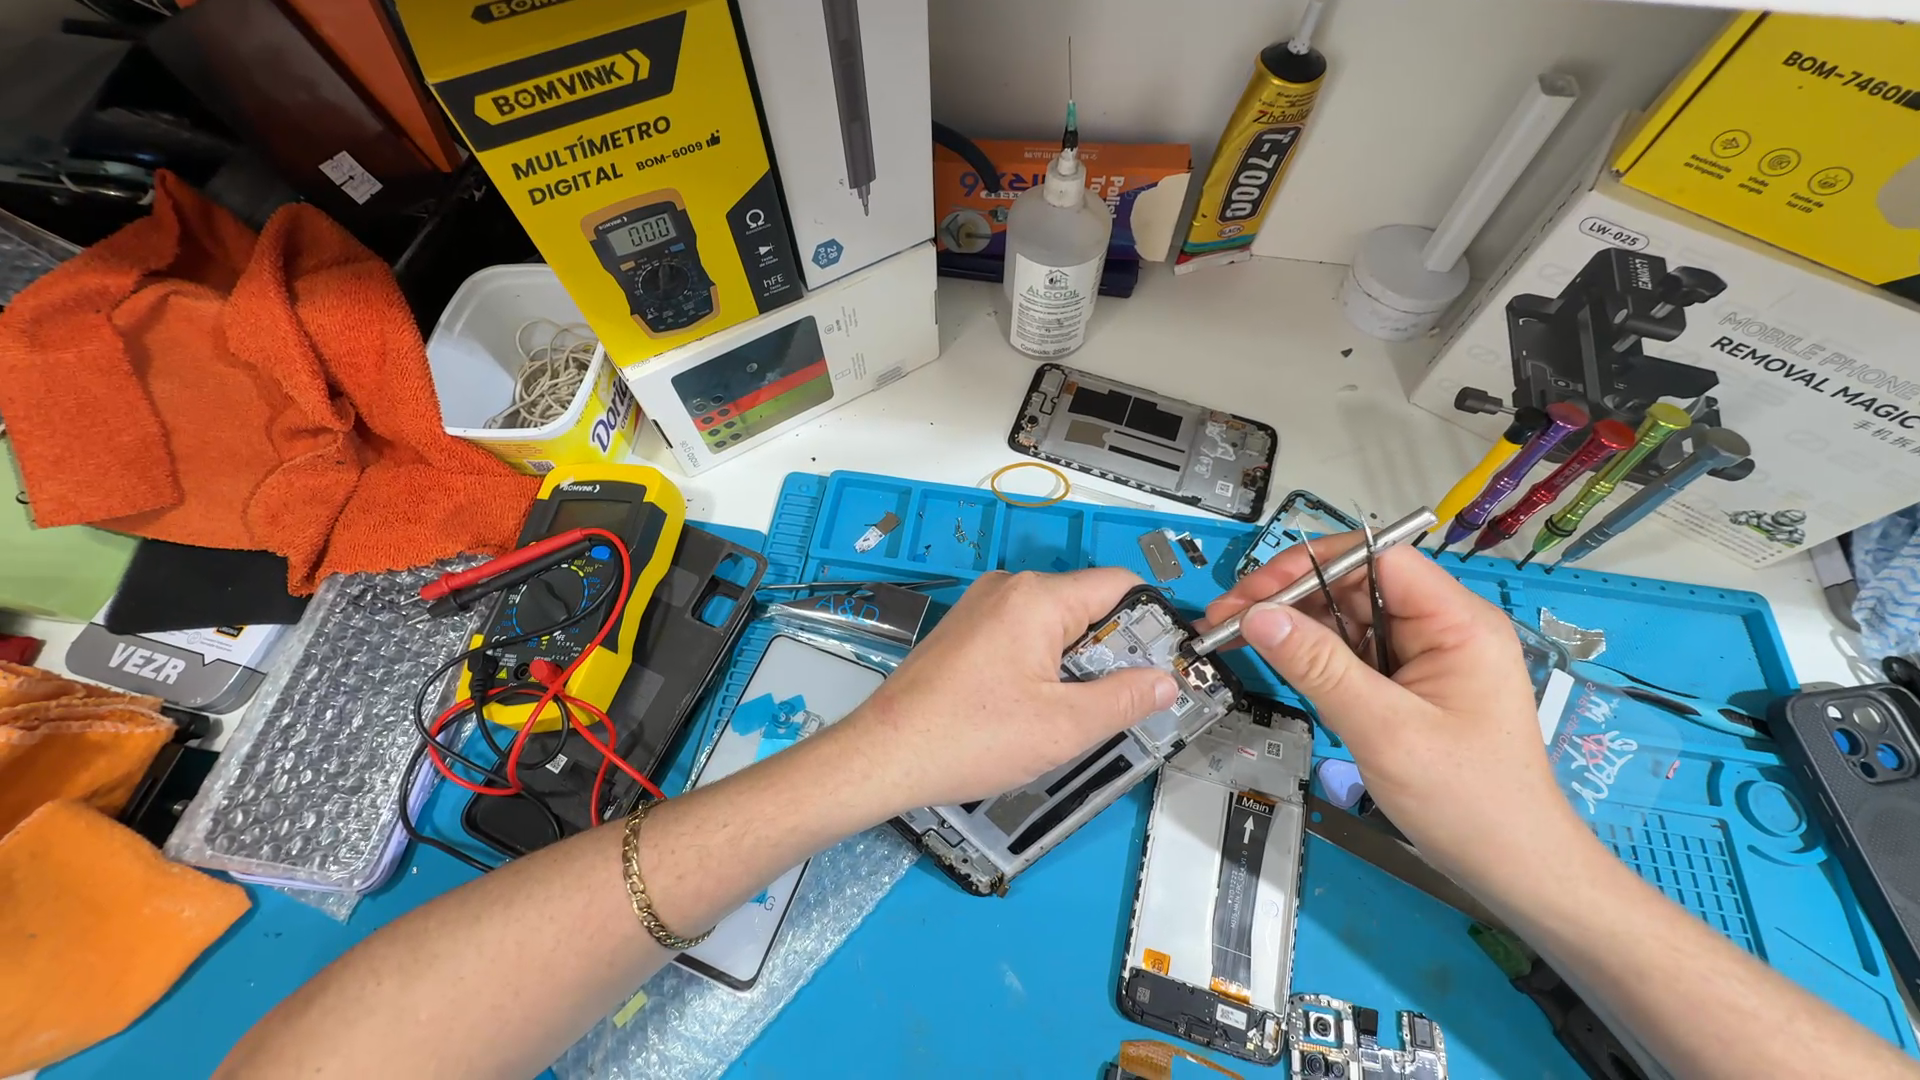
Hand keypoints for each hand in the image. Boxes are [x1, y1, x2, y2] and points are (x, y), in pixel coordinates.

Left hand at [833, 569, 1176, 812]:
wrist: (885, 754)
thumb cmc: (970, 737)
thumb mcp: (1064, 727)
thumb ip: (1123, 699)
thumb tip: (1163, 681)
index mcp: (1037, 597)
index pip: (1119, 585)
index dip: (1151, 621)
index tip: (1166, 662)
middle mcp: (1008, 588)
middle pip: (1086, 604)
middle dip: (1111, 649)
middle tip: (1120, 701)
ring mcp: (982, 607)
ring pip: (1054, 623)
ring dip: (1076, 661)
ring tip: (1075, 712)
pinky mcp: (965, 630)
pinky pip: (1022, 633)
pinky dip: (1042, 662)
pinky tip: (1036, 705)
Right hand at [1204, 536, 1595, 902]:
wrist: (1513, 870)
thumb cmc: (1465, 800)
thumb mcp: (1383, 729)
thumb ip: (1318, 667)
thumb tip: (1256, 616)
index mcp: (1455, 622)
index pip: (1375, 559)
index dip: (1309, 565)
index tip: (1253, 594)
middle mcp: (1438, 627)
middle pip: (1351, 585)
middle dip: (1285, 597)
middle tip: (1223, 619)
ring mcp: (1420, 655)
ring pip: (1342, 618)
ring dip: (1287, 625)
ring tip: (1230, 637)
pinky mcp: (1403, 682)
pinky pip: (1346, 651)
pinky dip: (1304, 654)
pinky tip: (1268, 658)